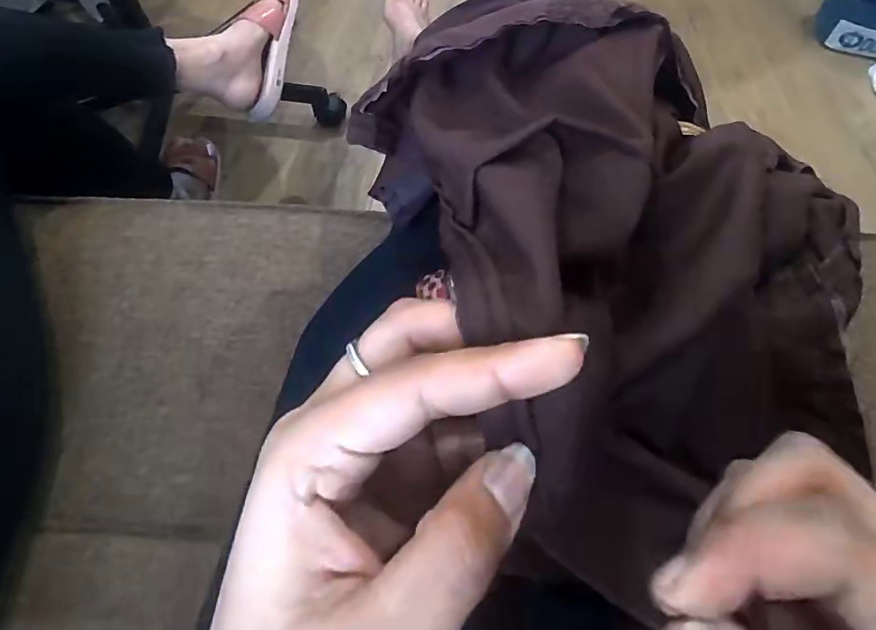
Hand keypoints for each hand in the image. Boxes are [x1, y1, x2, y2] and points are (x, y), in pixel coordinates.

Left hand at [212, 299, 586, 629]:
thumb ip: (457, 549)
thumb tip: (522, 459)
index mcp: (307, 450)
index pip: (410, 385)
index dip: (492, 364)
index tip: (568, 351)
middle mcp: (328, 426)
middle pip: (401, 342)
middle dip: (473, 327)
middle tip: (547, 330)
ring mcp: (356, 445)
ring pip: (422, 370)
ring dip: (483, 365)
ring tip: (549, 363)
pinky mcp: (384, 472)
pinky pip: (439, 420)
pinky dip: (483, 411)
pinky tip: (523, 411)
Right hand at [650, 432, 875, 629]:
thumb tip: (682, 620)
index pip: (837, 543)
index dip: (743, 549)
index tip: (672, 599)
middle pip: (811, 471)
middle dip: (732, 513)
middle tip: (688, 586)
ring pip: (791, 478)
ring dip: (729, 521)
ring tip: (705, 593)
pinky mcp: (870, 574)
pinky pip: (788, 511)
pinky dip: (742, 538)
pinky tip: (732, 596)